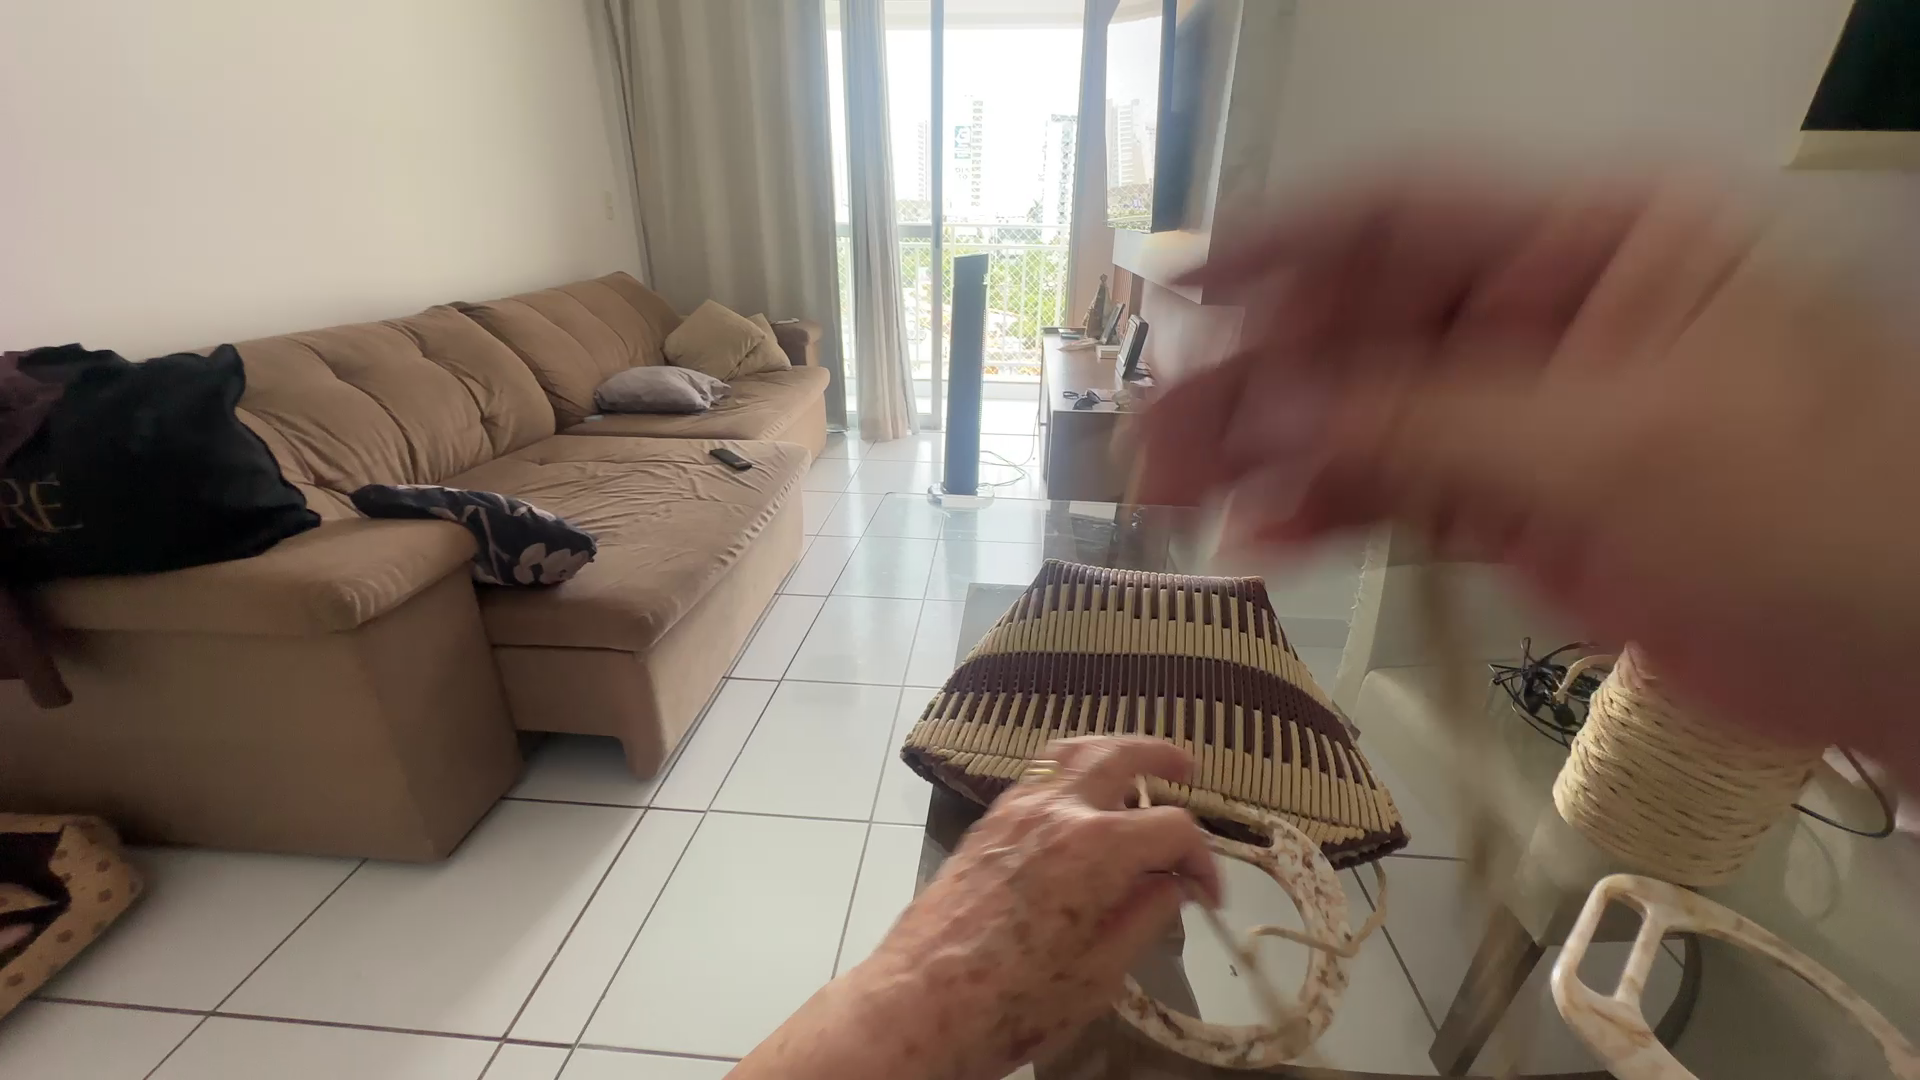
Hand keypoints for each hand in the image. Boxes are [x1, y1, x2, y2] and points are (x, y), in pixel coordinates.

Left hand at [730, 737, 1216, 1079]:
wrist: (923, 996)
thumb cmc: (1015, 997)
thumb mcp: (1100, 972)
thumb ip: (1145, 915)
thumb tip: (1173, 883)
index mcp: (1095, 846)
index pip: (1172, 829)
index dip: (1203, 859)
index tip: (1207, 892)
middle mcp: (1057, 808)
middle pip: (1120, 755)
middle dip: (1161, 757)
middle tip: (1187, 769)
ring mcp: (1018, 806)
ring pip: (1073, 749)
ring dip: (1112, 748)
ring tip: (1136, 763)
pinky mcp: (992, 816)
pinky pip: (1040, 771)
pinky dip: (1072, 766)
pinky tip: (1081, 793)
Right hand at [1139, 166, 1919, 779]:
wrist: (1911, 663)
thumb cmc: (1831, 522)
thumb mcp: (1603, 449)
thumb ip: (1414, 424)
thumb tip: (1269, 412)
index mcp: (1586, 249)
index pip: (1396, 218)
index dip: (1274, 249)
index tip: (1181, 288)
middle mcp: (1527, 318)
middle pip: (1344, 333)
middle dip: (1243, 387)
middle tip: (1157, 437)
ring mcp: (1498, 411)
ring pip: (1342, 418)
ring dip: (1257, 457)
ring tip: (1176, 497)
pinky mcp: (1485, 493)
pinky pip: (1370, 489)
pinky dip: (1310, 512)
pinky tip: (1259, 536)